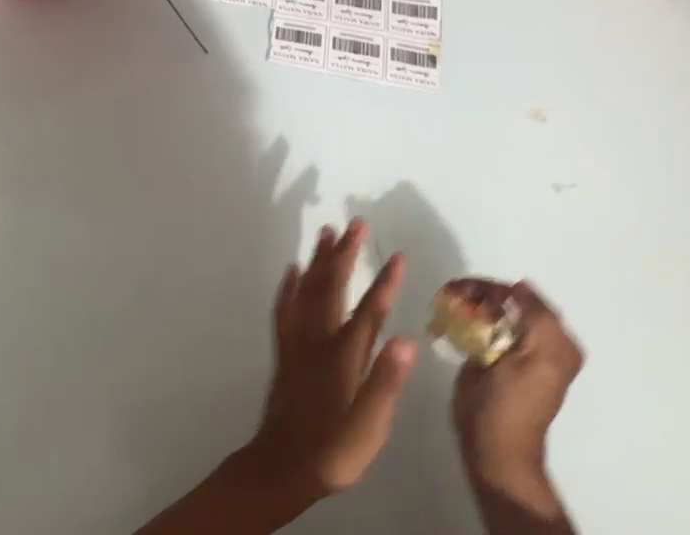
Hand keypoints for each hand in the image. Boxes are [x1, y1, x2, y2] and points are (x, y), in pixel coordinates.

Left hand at [241, 219, 416, 506]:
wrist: (283, 465)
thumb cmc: (334, 450)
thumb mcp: (370, 425)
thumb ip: (386, 382)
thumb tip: (406, 340)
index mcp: (344, 356)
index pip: (369, 310)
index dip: (384, 282)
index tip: (397, 254)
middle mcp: (318, 340)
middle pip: (332, 287)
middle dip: (345, 253)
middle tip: (356, 223)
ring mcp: (297, 343)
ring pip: (307, 290)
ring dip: (318, 260)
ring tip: (326, 232)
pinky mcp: (284, 352)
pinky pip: (284, 310)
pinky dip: (289, 287)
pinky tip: (291, 272)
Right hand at [451, 281, 582, 485]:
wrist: (491, 444)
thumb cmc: (512, 404)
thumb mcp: (539, 357)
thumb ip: (537, 318)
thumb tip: (522, 285)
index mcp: (556, 342)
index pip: (524, 298)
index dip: (493, 289)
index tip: (460, 288)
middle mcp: (540, 342)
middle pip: (507, 302)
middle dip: (477, 294)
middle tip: (447, 293)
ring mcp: (515, 350)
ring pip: (492, 311)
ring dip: (468, 304)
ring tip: (444, 303)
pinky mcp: (494, 358)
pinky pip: (481, 327)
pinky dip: (464, 319)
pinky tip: (447, 319)